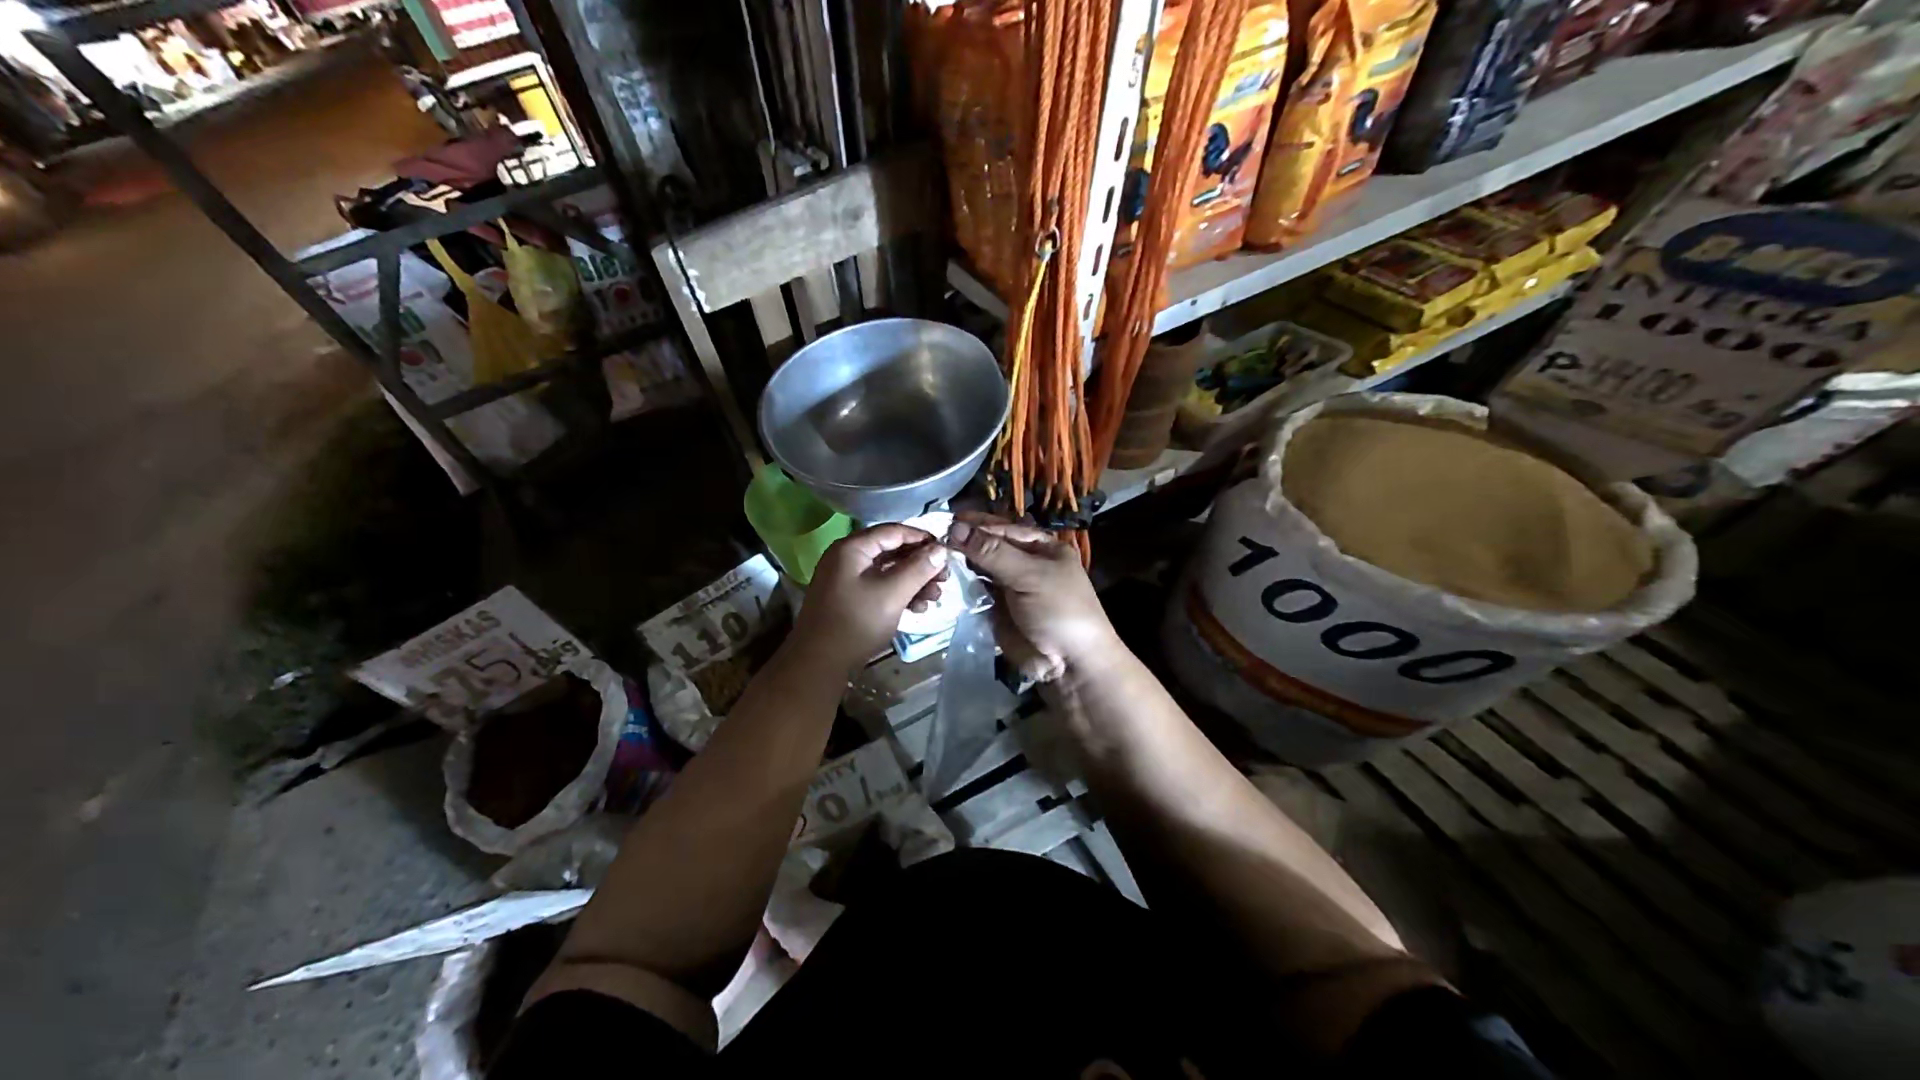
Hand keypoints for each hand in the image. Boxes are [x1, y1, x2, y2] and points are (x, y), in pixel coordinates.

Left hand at [793, 524, 948, 673]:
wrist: (818, 664)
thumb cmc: (856, 622)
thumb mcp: (892, 593)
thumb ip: (918, 568)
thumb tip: (941, 549)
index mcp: (852, 548)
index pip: (894, 531)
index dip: (922, 538)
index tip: (947, 551)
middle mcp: (847, 558)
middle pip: (892, 551)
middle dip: (921, 564)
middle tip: (944, 578)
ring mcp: (846, 580)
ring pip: (888, 572)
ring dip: (914, 582)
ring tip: (935, 598)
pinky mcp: (849, 599)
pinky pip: (880, 587)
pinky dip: (900, 594)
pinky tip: (918, 609)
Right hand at [945, 513, 1120, 683]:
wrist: (1069, 664)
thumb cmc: (1058, 610)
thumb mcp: (1029, 575)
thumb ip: (992, 552)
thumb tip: (955, 528)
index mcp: (1042, 547)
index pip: (1003, 528)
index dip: (976, 525)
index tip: (946, 522)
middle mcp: (1025, 562)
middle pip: (990, 546)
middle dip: (965, 542)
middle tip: (934, 539)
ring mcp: (1010, 586)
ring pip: (980, 568)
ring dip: (961, 562)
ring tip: (934, 557)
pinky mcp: (997, 608)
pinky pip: (976, 591)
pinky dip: (962, 584)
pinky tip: (942, 578)